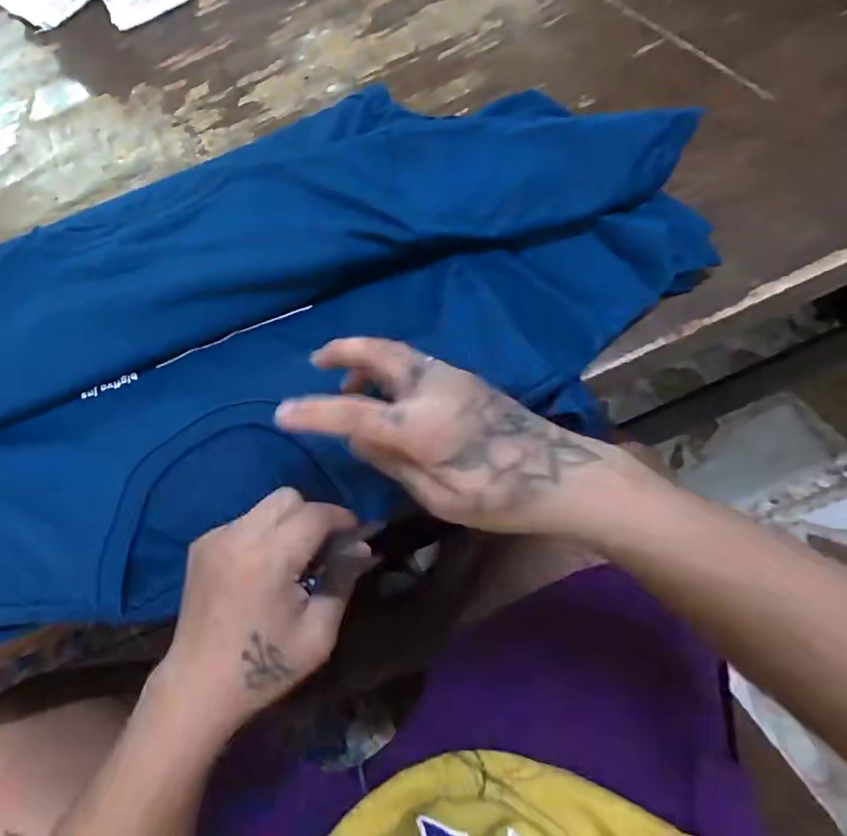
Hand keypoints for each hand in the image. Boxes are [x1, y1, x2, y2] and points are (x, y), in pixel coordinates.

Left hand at [154, 488, 369, 737]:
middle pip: (287, 497)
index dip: (342, 518)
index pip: (315, 514)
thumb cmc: (265, 668)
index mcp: (269, 556)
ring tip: (291, 561)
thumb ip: (342, 580)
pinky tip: (260, 570)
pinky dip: (260, 534)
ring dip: (286, 523)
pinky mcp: (201, 544)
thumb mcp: (319, 633)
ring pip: (264, 507)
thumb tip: (359, 547)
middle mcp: (239, 535)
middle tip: (323, 548)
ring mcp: (215, 536)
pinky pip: (243, 522)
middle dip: (313, 515)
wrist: (198, 687)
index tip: (356, 534)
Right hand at [275, 338, 645, 535]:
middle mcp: (430, 387)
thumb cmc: (500, 497)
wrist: (565, 475)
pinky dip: (388, 366)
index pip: (352, 412)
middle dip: (342, 350)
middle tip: (316, 359)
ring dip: (365, 359)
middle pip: (377, 353)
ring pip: (396, 352)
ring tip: (348, 382)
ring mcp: (450, 377)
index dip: (313, 412)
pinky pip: (414, 361)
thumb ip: (392, 461)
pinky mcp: (464, 378)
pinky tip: (387, 391)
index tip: (281, 411)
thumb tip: (357, 436)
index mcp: (420, 424)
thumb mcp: (439, 496)